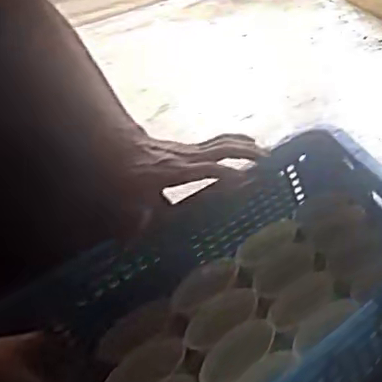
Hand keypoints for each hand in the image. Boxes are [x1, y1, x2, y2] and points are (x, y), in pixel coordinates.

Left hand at [118, 132, 264, 232]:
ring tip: (264, 151)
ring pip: (224, 141)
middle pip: (224, 149)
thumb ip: (137, 220)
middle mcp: (188, 157)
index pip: (210, 171)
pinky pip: (219, 140)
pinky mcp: (190, 147)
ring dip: (246, 145)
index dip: (229, 175)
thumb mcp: (126, 203)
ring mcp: (190, 150)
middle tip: (267, 160)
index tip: (249, 181)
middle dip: (248, 153)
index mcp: (177, 172)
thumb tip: (138, 240)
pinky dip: (237, 140)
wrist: (113, 152)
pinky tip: (247, 142)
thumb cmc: (122, 181)